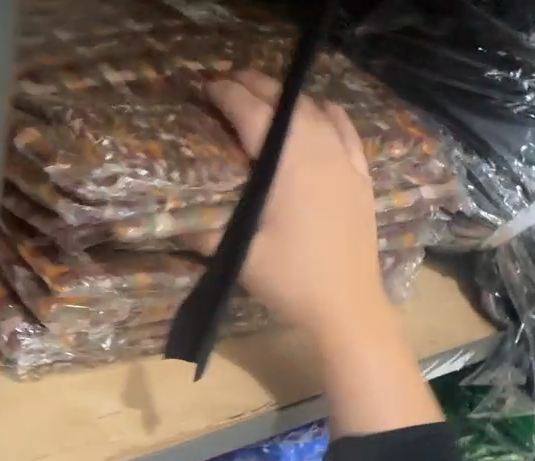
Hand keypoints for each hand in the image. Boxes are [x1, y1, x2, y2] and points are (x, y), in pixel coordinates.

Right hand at [198, 72, 392, 339]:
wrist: (346, 303)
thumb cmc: (290, 280)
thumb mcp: (240, 260)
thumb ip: (206, 236)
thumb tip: (176, 221)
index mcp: (287, 165)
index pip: (254, 114)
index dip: (228, 96)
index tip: (206, 89)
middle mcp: (318, 150)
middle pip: (286, 103)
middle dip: (256, 88)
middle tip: (228, 83)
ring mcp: (344, 160)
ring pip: (316, 111)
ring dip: (288, 98)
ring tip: (266, 96)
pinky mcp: (359, 176)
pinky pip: (345, 129)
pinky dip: (328, 113)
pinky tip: (322, 110)